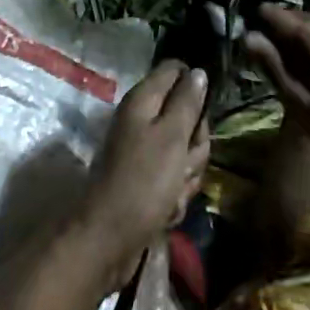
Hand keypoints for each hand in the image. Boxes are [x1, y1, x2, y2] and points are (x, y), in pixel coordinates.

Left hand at [75, 60, 210, 292]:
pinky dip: (176, 192)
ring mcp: (144, 149)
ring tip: (174, 190)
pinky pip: (175, 175)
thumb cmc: (143, 181)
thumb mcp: (172, 136)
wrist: (109, 239)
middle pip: (186, 113)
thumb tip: (198, 71)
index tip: (201, 113)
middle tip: (185, 160)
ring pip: (185, 148)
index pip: (176, 70)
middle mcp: (143, 118)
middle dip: (194, 141)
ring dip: (187, 172)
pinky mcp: (147, 178)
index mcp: (144, 99)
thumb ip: (188, 101)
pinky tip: (168, 207)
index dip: (195, 87)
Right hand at [244, 4, 309, 156]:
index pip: (272, 14)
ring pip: (304, 22)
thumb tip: (247, 36)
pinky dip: (309, 41)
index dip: (256, 27)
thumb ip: (272, 65)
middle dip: (276, 36)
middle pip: (289, 16)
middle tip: (273, 67)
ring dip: (293, 39)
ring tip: (292, 71)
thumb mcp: (298, 99)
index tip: (250, 47)